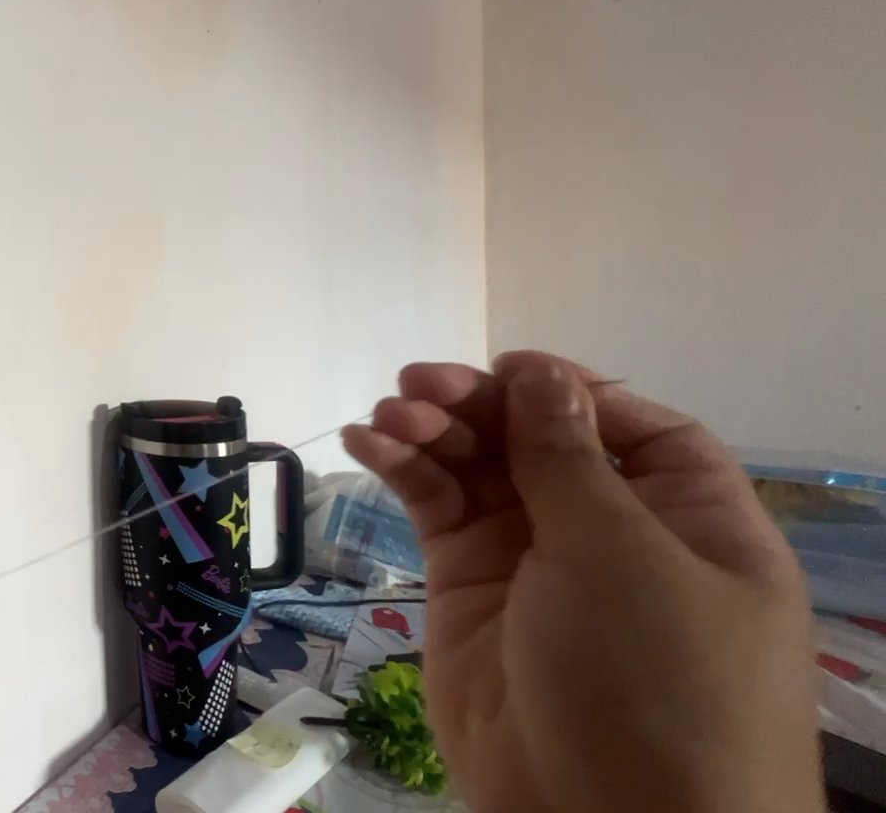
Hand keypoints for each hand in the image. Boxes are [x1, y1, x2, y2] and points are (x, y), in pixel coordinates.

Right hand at [342, 351, 820, 812]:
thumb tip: (539, 374)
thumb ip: (569, 459)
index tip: (504, 371)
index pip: (632, 428)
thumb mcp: (624, 555)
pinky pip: (431, 502)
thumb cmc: (649, 678)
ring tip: (385, 419)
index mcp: (684, 521)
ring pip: (472, 464)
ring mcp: (528, 552)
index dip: (569, 391)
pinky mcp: (464, 574)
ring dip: (426, 430)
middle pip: (534, 437)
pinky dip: (398, 467)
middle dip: (475, 404)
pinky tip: (365, 443)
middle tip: (415, 386)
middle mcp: (606, 529)